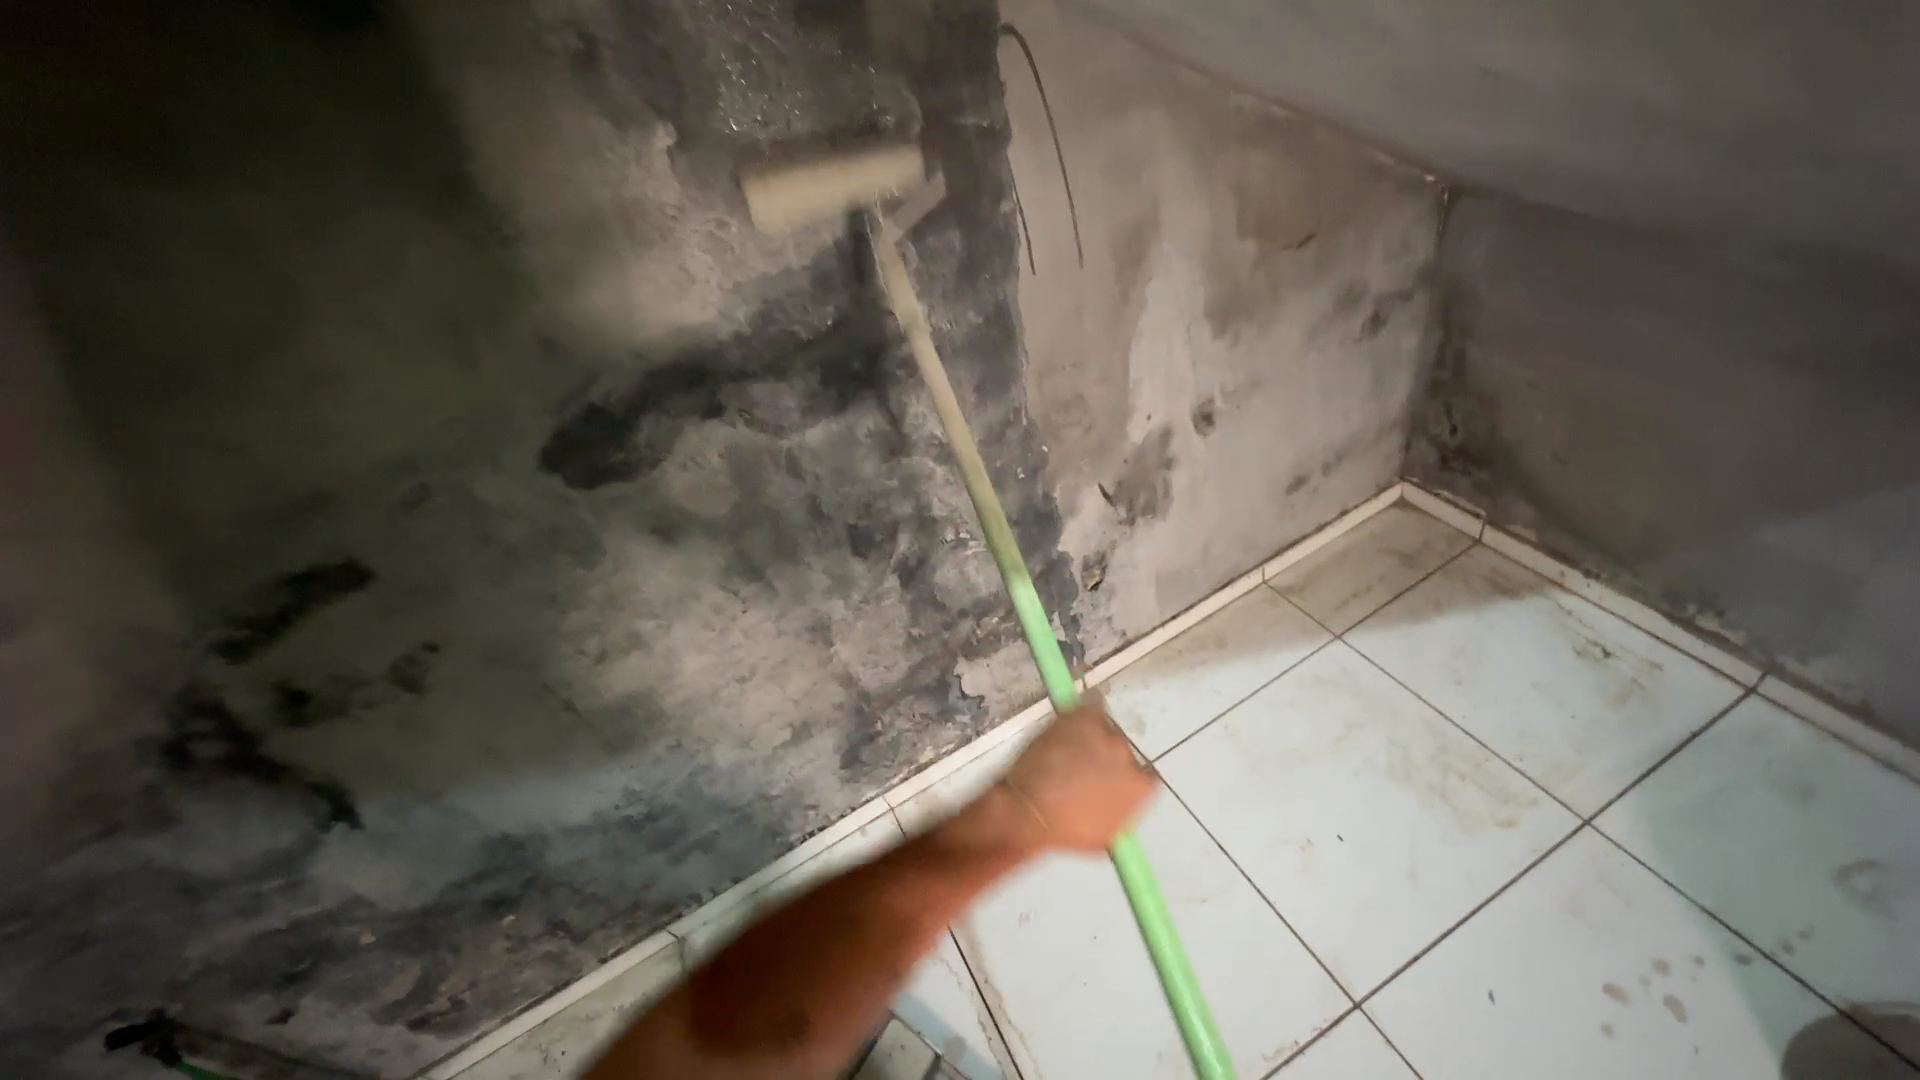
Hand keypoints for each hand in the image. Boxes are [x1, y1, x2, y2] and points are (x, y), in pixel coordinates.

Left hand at [1000, 696, 1156, 852]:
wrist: (1033, 808)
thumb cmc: (1069, 831)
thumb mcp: (1106, 837)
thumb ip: (1123, 815)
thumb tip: (1121, 806)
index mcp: (1140, 787)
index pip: (1145, 777)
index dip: (1126, 779)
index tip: (1110, 783)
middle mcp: (1127, 756)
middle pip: (1123, 751)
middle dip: (1107, 759)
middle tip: (1085, 768)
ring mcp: (1104, 733)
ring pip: (1105, 730)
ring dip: (1093, 738)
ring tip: (1071, 750)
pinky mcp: (1081, 717)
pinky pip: (1090, 711)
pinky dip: (1082, 719)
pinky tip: (1069, 730)